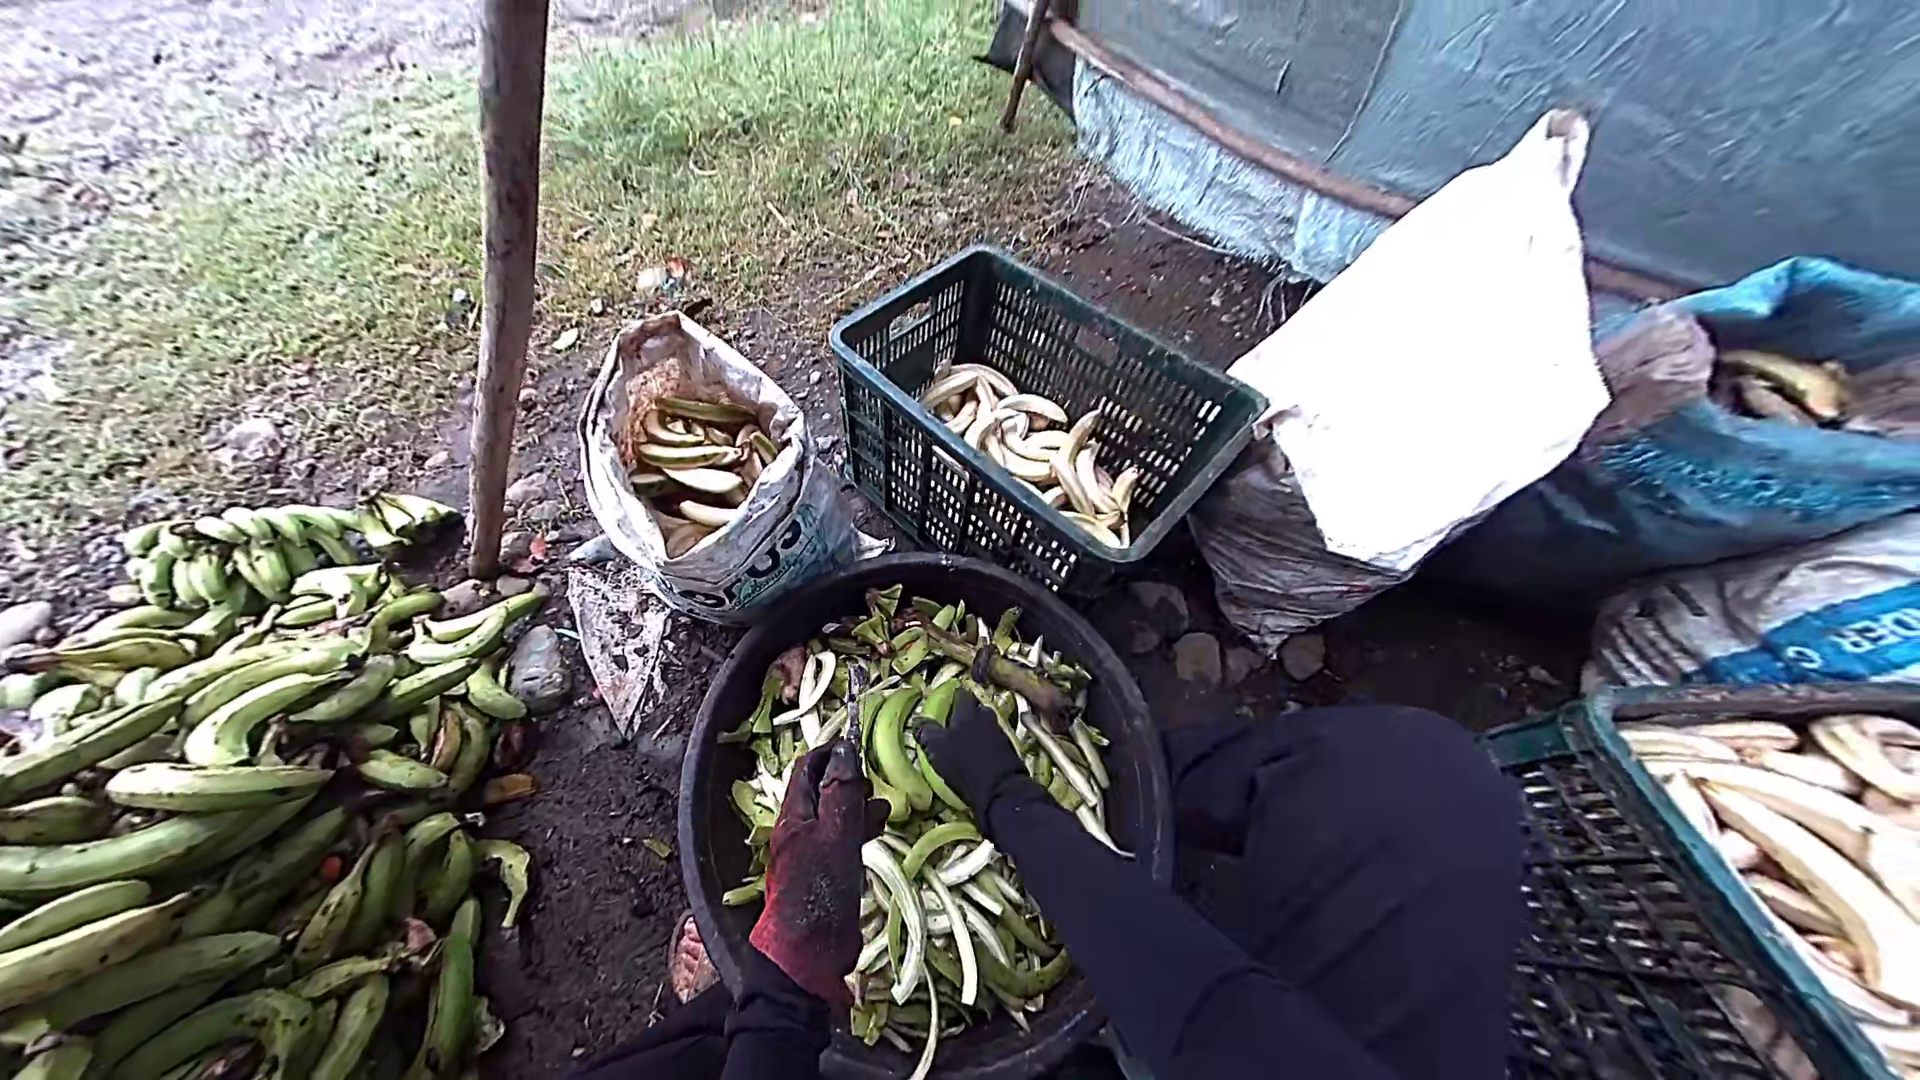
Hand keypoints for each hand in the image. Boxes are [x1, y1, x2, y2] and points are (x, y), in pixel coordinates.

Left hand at [749, 741, 886, 1004]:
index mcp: (793, 815)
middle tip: (873, 782)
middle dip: (849, 779)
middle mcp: (800, 828)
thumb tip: (844, 751)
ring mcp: (813, 850)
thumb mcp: (835, 834)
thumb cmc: (819, 892)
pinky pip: (844, 837)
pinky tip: (877, 831)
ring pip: (837, 812)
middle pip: (823, 788)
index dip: (831, 752)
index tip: (858, 746)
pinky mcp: (828, 870)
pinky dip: (861, 828)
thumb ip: (841, 792)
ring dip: (859, 804)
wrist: (809, 959)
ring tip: (881, 809)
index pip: (808, 767)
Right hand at [916, 689, 1031, 834]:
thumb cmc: (964, 764)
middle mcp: (985, 718)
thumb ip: (927, 731)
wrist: (999, 789)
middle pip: (977, 707)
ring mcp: (999, 733)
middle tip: (957, 717)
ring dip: (979, 725)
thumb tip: (917, 719)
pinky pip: (995, 738)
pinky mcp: (1008, 750)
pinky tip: (981, 750)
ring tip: (968, 734)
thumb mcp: (937, 748)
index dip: (955, 695)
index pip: (962, 695)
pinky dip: (987, 740)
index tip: (949, 698)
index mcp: (967, 714)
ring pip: (987, 722)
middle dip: (969, 710)